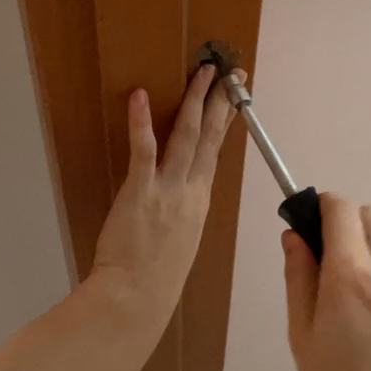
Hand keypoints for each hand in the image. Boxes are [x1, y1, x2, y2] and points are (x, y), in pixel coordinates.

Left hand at [88, 64, 238, 344]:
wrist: (137, 298)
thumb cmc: (155, 276)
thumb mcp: (182, 238)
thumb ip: (183, 210)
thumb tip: (183, 192)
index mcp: (200, 200)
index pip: (216, 150)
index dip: (226, 120)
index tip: (234, 96)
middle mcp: (191, 189)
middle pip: (209, 136)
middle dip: (219, 100)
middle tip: (228, 72)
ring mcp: (168, 189)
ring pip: (187, 135)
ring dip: (194, 99)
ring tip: (201, 72)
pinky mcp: (141, 190)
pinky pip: (144, 149)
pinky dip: (141, 121)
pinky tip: (138, 94)